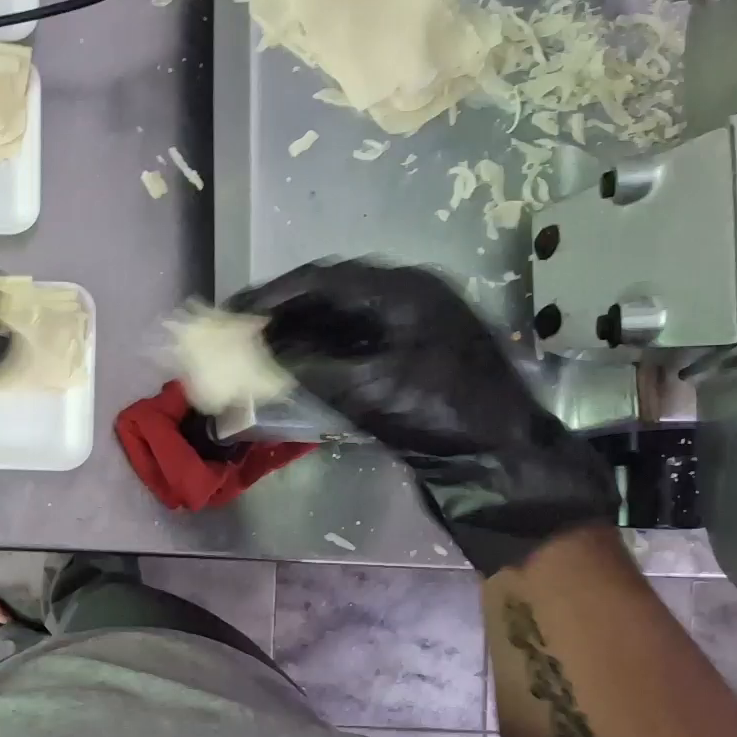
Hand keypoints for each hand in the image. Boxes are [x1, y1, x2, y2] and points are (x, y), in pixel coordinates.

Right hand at [226, 258, 618, 574]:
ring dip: (301, 327)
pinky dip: (322, 346)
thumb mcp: (366, 388)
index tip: (233, 309)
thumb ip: (308, 364)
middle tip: (241, 325)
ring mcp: (415, 324)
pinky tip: (296, 360)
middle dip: (284, 308)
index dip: (273, 294)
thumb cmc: (438, 414)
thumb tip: (260, 346)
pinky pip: (357, 337)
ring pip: (343, 314)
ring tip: (258, 343)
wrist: (502, 457)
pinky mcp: (414, 352)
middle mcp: (410, 296)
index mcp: (405, 291)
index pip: (325, 279)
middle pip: (332, 291)